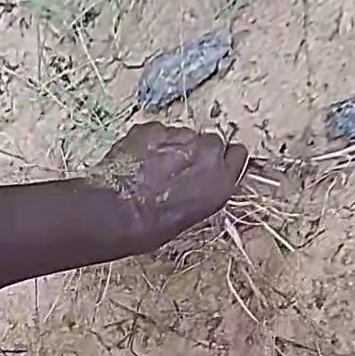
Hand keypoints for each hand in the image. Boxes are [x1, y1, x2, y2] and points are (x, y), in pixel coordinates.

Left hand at [90, 123, 247, 253]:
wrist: (117, 214)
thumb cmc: (153, 228)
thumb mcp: (191, 216)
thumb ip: (203, 190)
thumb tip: (198, 182)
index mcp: (222, 179)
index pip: (237, 155)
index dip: (222, 160)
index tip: (211, 168)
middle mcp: (207, 152)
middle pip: (211, 142)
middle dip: (197, 153)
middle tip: (177, 171)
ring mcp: (180, 135)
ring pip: (183, 135)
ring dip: (172, 148)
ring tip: (152, 171)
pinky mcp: (154, 127)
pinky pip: (159, 132)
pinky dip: (150, 143)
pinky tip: (137, 162)